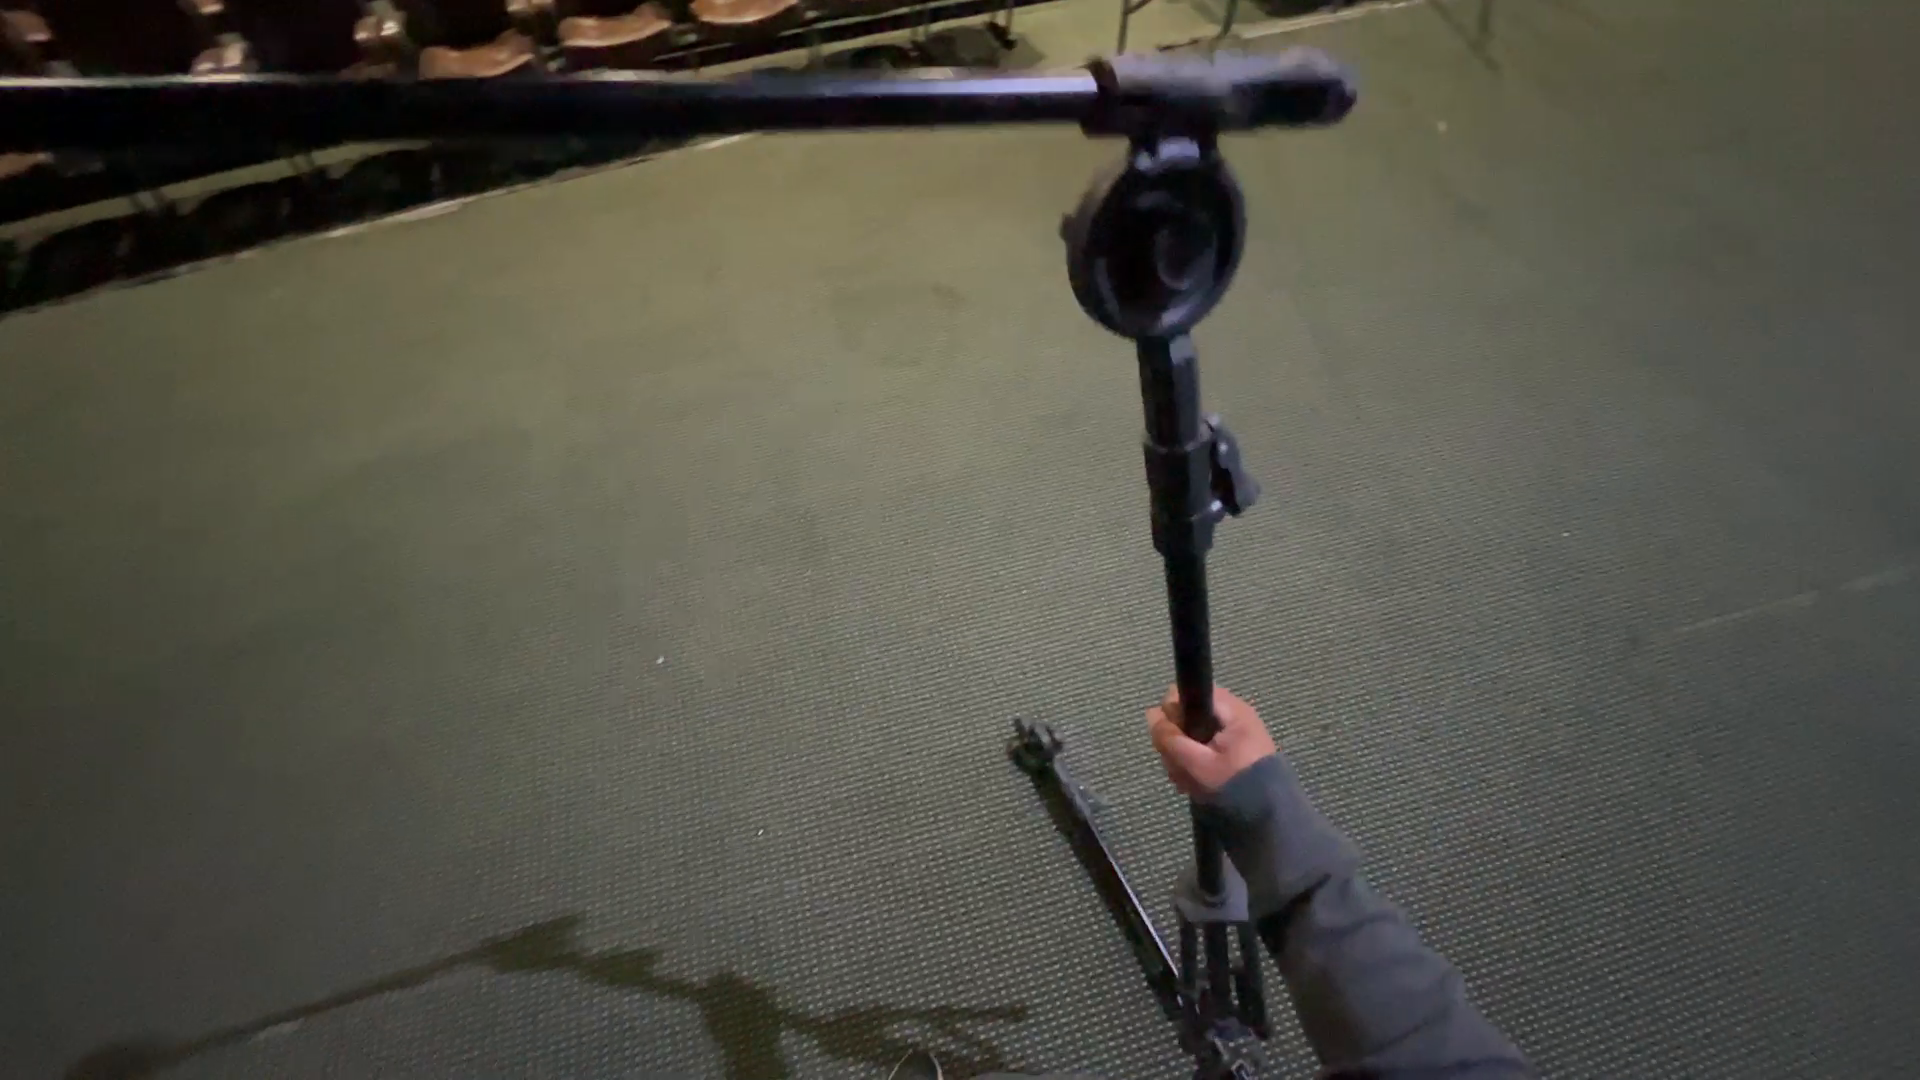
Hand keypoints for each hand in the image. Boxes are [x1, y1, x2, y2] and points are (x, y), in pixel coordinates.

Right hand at [1147, 685, 1276, 797]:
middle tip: (1177, 766)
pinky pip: (1203, 747)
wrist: (1269, 819)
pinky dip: (1194, 762)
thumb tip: (1152, 714)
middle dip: (1176, 741)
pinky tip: (1191, 782)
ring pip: (1192, 733)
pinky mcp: (1234, 750)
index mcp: (1230, 710)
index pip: (1186, 694)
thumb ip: (1170, 738)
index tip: (1171, 739)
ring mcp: (1234, 733)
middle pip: (1187, 715)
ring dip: (1182, 755)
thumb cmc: (1234, 785)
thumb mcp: (1196, 763)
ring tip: (1185, 780)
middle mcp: (1232, 715)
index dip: (1172, 714)